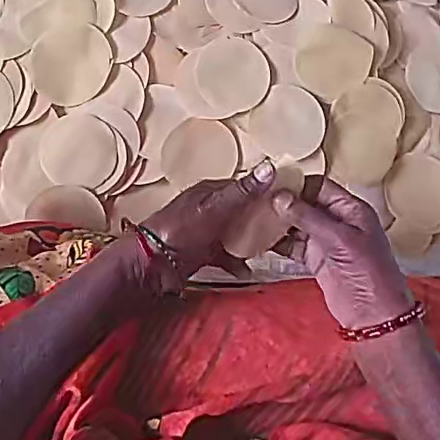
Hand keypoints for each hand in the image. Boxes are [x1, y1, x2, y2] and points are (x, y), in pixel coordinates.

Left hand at [136, 160, 277, 282]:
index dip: (264, 191)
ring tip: (271, 249)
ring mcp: (205, 232)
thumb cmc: (182, 230)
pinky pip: (225, 256)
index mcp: (210, 192)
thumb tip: (269, 167)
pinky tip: (247, 272)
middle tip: (285, 227)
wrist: (152, 266)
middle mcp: (208, 209)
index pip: (243, 186)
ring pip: (234, 233)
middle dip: (261, 218)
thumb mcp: (215, 208)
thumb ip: (243, 191)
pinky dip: (237, 263)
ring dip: (250, 241)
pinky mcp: (202, 253)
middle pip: (241, 211)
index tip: (287, 199)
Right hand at [270, 176, 415, 329]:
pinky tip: (260, 238)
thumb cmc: (367, 273)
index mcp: (350, 209)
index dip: (298, 184)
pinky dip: (278, 241)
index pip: (320, 186)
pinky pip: (293, 244)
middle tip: (258, 199)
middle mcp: (337, 221)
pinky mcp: (315, 258)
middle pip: (306, 203)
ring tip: (254, 216)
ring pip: (297, 223)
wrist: (373, 317)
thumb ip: (308, 217)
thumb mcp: (339, 240)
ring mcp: (325, 240)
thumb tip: (280, 197)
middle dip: (284, 202)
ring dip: (278, 221)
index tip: (273, 183)